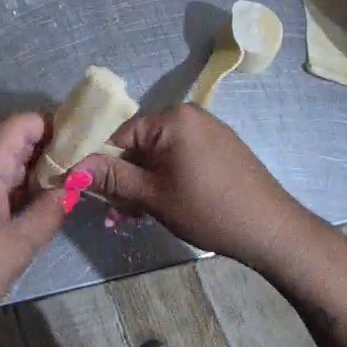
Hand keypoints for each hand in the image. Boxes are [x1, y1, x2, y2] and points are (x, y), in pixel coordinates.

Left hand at [0, 112, 68, 342]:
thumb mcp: (18, 247)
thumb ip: (49, 211)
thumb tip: (72, 186)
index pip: (21, 123)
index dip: (51, 126)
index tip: (78, 144)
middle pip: (11, 140)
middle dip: (44, 154)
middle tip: (76, 174)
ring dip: (26, 173)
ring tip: (58, 193)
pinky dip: (7, 185)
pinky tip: (26, 208)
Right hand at [75, 103, 315, 269]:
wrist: (275, 232)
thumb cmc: (209, 210)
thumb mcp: (153, 196)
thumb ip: (112, 178)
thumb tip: (72, 169)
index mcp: (171, 118)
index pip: (121, 135)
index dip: (105, 165)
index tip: (96, 194)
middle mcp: (189, 114)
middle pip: (140, 144)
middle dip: (126, 178)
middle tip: (118, 214)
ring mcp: (209, 130)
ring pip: (160, 154)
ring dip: (145, 183)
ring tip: (138, 217)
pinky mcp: (222, 148)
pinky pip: (181, 157)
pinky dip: (168, 178)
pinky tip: (166, 206)